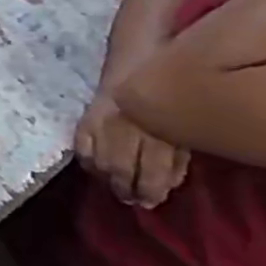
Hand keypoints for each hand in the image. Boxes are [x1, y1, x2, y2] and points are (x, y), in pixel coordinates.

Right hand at [74, 93, 186, 207]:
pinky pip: (82, 147)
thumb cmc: (172, 97)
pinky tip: (96, 169)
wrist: (140, 63)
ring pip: (100, 161)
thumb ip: (177, 156)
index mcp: (158, 130)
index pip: (152, 168)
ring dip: (107, 179)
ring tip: (115, 188)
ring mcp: (101, 123)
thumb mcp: (183, 126)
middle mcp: (126, 128)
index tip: (152, 202)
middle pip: (122, 167)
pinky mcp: (85, 120)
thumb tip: (169, 184)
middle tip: (131, 200)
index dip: (151, 189)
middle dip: (126, 188)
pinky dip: (88, 162)